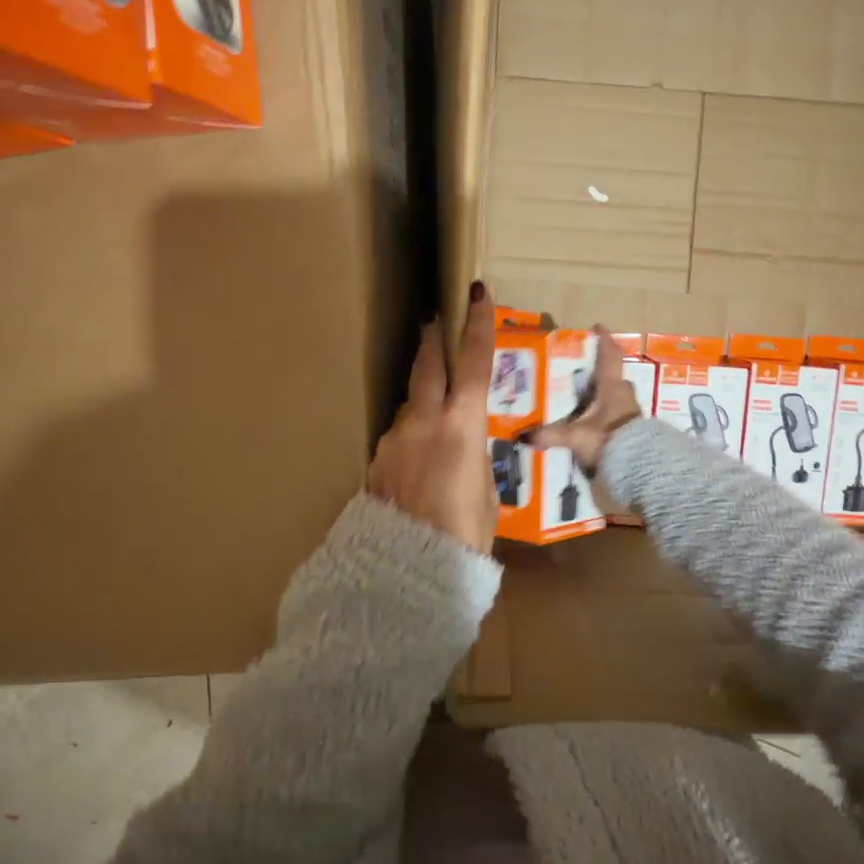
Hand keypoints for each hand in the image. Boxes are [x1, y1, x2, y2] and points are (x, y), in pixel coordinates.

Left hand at [367, 282, 498, 553]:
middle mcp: (423, 422)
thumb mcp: (486, 493)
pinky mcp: (377, 462)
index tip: (476, 292)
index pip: (473, 362)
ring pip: (411, 405)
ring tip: (437, 419)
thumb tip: (468, 446)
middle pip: (428, 366)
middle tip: (433, 322)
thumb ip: (476, 458)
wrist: (406, 571)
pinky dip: (411, 437)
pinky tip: (419, 463)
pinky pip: (399, 437)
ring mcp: (394, 440)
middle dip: (432, 341)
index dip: (478, 325)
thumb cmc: (463, 536)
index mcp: (461, 426)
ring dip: (423, 400)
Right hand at [520, 326, 640, 475]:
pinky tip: (594, 424)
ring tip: (584, 402)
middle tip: (582, 375)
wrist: (640, 466)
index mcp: (611, 387)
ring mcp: (632, 412)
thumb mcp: (576, 437)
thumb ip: (550, 435)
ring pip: (616, 397)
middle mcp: (624, 394)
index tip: (598, 327)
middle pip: (613, 378)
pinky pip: (618, 416)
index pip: (610, 356)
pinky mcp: (635, 429)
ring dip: (603, 397)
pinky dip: (606, 416)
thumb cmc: (608, 440)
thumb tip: (524, 436)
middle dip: (599, 374)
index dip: (604, 340)